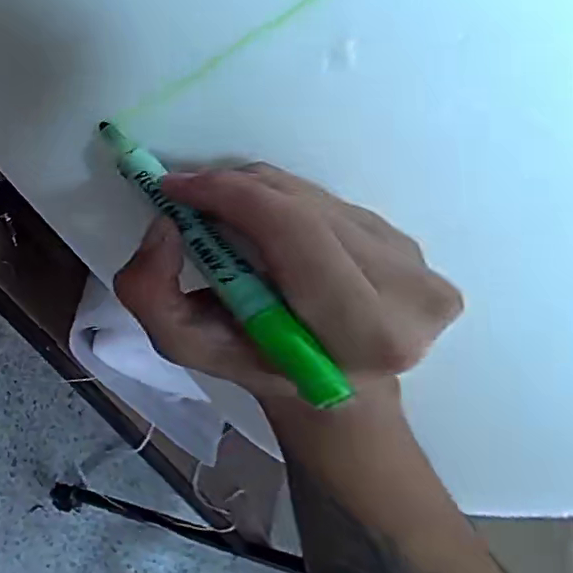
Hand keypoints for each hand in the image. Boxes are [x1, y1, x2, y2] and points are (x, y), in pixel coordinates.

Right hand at [113, 163, 462, 408]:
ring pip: (313, 196)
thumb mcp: (183, 343)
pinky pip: (330, 201)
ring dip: (255, 194)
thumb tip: (165, 225)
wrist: (327, 386)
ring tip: (223, 217)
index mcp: (364, 330)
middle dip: (233, 189)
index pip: (293, 230)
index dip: (227, 194)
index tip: (173, 187)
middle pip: (302, 204)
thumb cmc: (255, 367)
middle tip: (186, 195)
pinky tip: (264, 229)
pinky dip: (282, 202)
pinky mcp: (415, 247)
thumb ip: (151, 290)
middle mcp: (410, 292)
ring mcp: (420, 265)